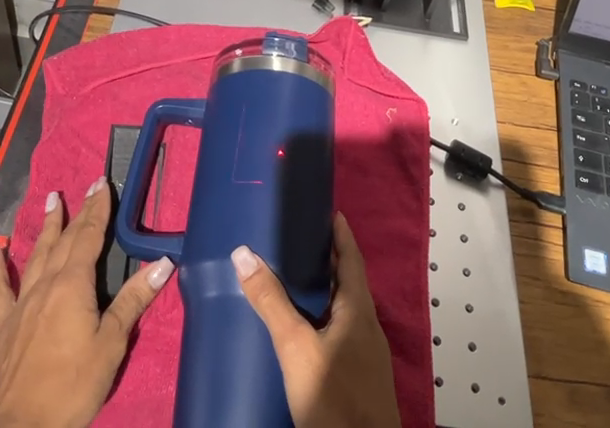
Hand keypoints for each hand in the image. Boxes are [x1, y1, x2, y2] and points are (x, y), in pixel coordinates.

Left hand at [0, 177, 174, 427]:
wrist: (21, 427)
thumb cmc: (72, 386)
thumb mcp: (111, 345)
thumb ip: (132, 301)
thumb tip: (163, 263)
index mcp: (73, 286)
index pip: (88, 237)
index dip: (97, 209)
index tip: (102, 183)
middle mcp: (45, 285)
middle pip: (64, 240)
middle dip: (77, 212)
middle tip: (85, 186)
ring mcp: (21, 304)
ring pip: (35, 255)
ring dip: (45, 227)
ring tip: (50, 201)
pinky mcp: (4, 325)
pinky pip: (0, 286)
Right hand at [232, 213, 402, 427]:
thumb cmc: (334, 397)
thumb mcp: (296, 348)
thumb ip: (271, 302)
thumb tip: (243, 253)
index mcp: (358, 310)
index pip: (352, 259)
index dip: (341, 234)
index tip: (327, 211)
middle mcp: (366, 326)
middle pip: (348, 282)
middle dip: (327, 260)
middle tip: (296, 239)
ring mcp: (364, 354)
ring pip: (342, 309)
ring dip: (323, 290)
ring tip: (291, 277)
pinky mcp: (356, 376)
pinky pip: (338, 331)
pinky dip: (320, 316)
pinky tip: (299, 327)